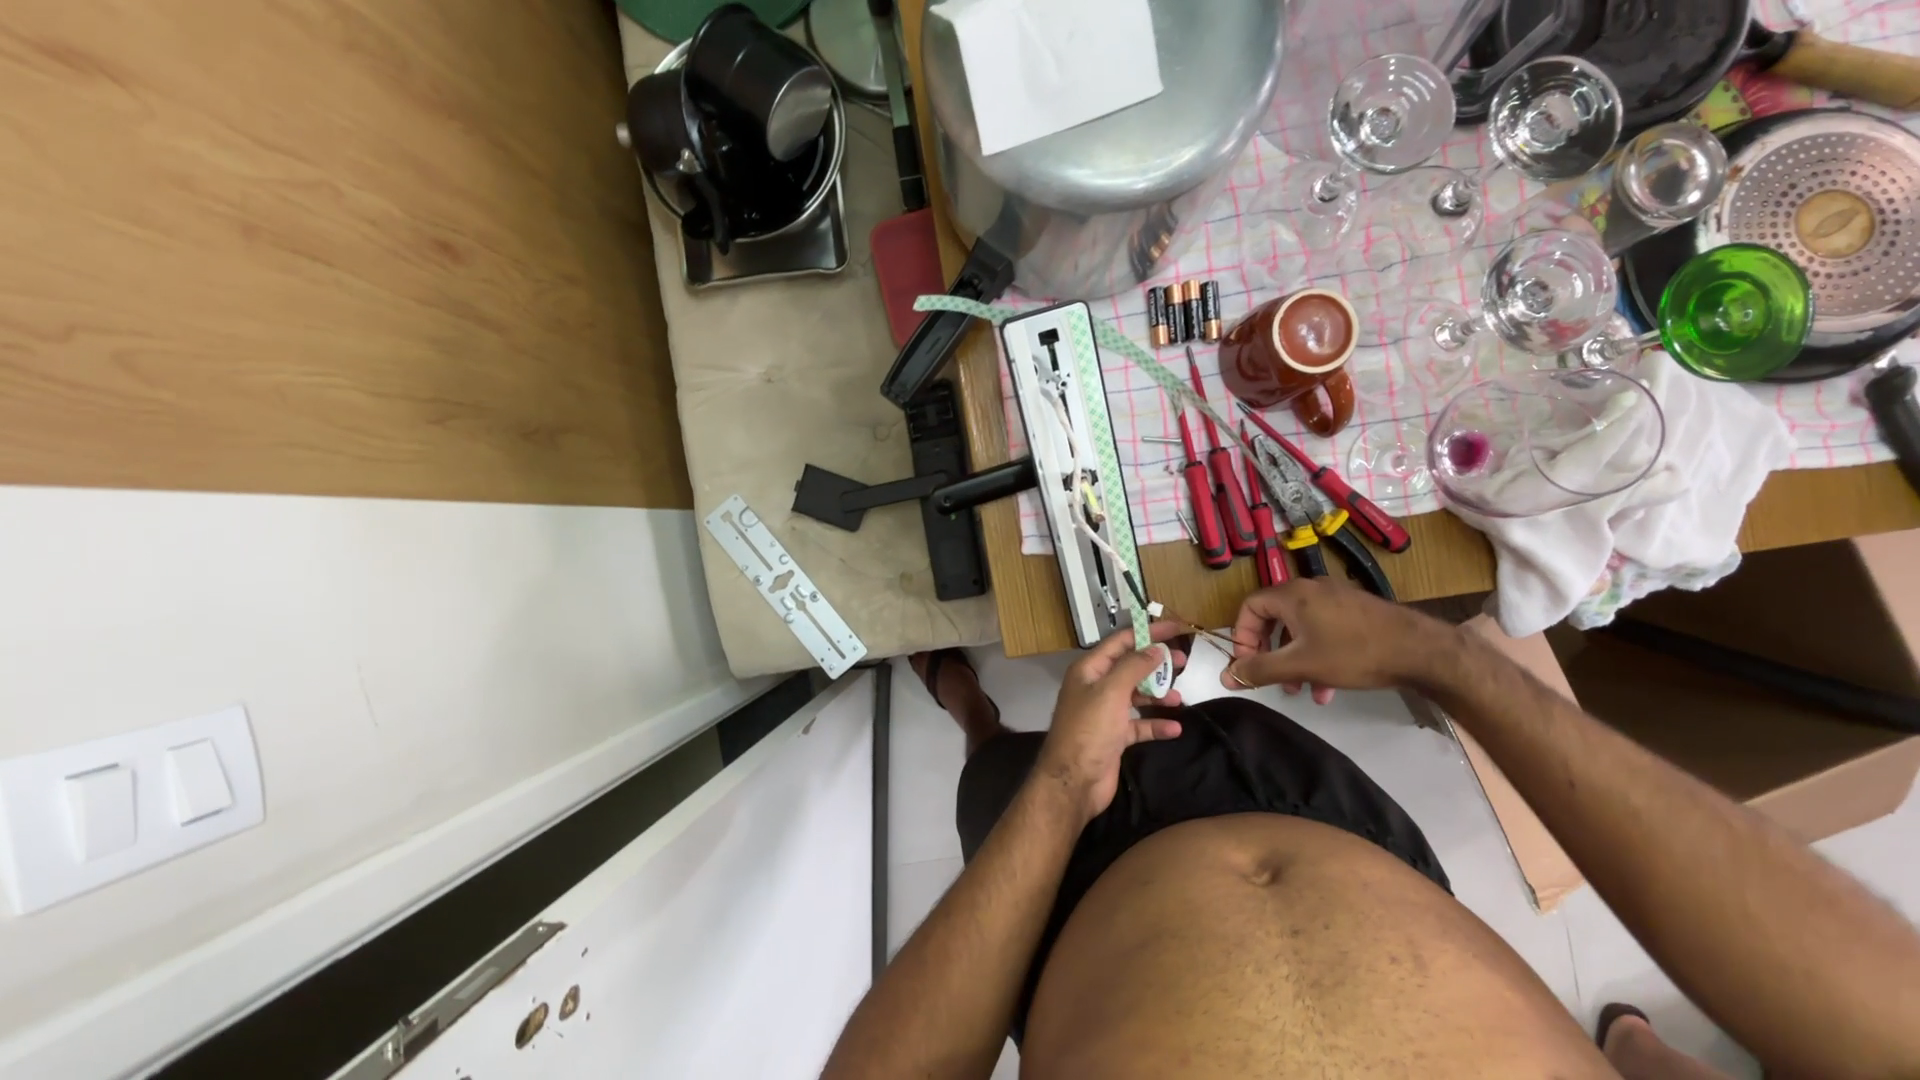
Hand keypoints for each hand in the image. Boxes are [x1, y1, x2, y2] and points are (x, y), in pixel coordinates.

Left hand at [1034, 621, 1187, 822]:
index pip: (1121, 641)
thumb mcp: (1111, 692)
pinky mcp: (1114, 737)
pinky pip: (1139, 724)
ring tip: (1179, 698)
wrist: (1074, 782)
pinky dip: (1156, 724)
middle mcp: (1096, 687)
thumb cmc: (1089, 730)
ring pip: (1136, 696)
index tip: (1176, 628)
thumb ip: (1134, 667)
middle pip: (1130, 667)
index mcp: (1089, 670)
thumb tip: (1154, 648)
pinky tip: (1174, 728)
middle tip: (1184, 661)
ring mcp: (1104, 713)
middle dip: (1156, 664)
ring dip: (1158, 695)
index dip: (1147, 632)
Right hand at [1220, 579, 1451, 702]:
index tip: (1249, 664)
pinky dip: (1316, 655)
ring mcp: (1336, 599)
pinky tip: (1327, 687)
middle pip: (1274, 618)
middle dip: (1269, 652)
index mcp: (1293, 594)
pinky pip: (1322, 630)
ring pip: (1300, 629)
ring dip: (1293, 659)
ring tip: (1300, 690)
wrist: (1420, 651)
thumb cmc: (1353, 653)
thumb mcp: (1300, 665)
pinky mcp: (1356, 612)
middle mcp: (1312, 589)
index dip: (1242, 637)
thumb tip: (1225, 676)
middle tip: (1272, 678)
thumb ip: (1259, 670)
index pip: (1250, 607)